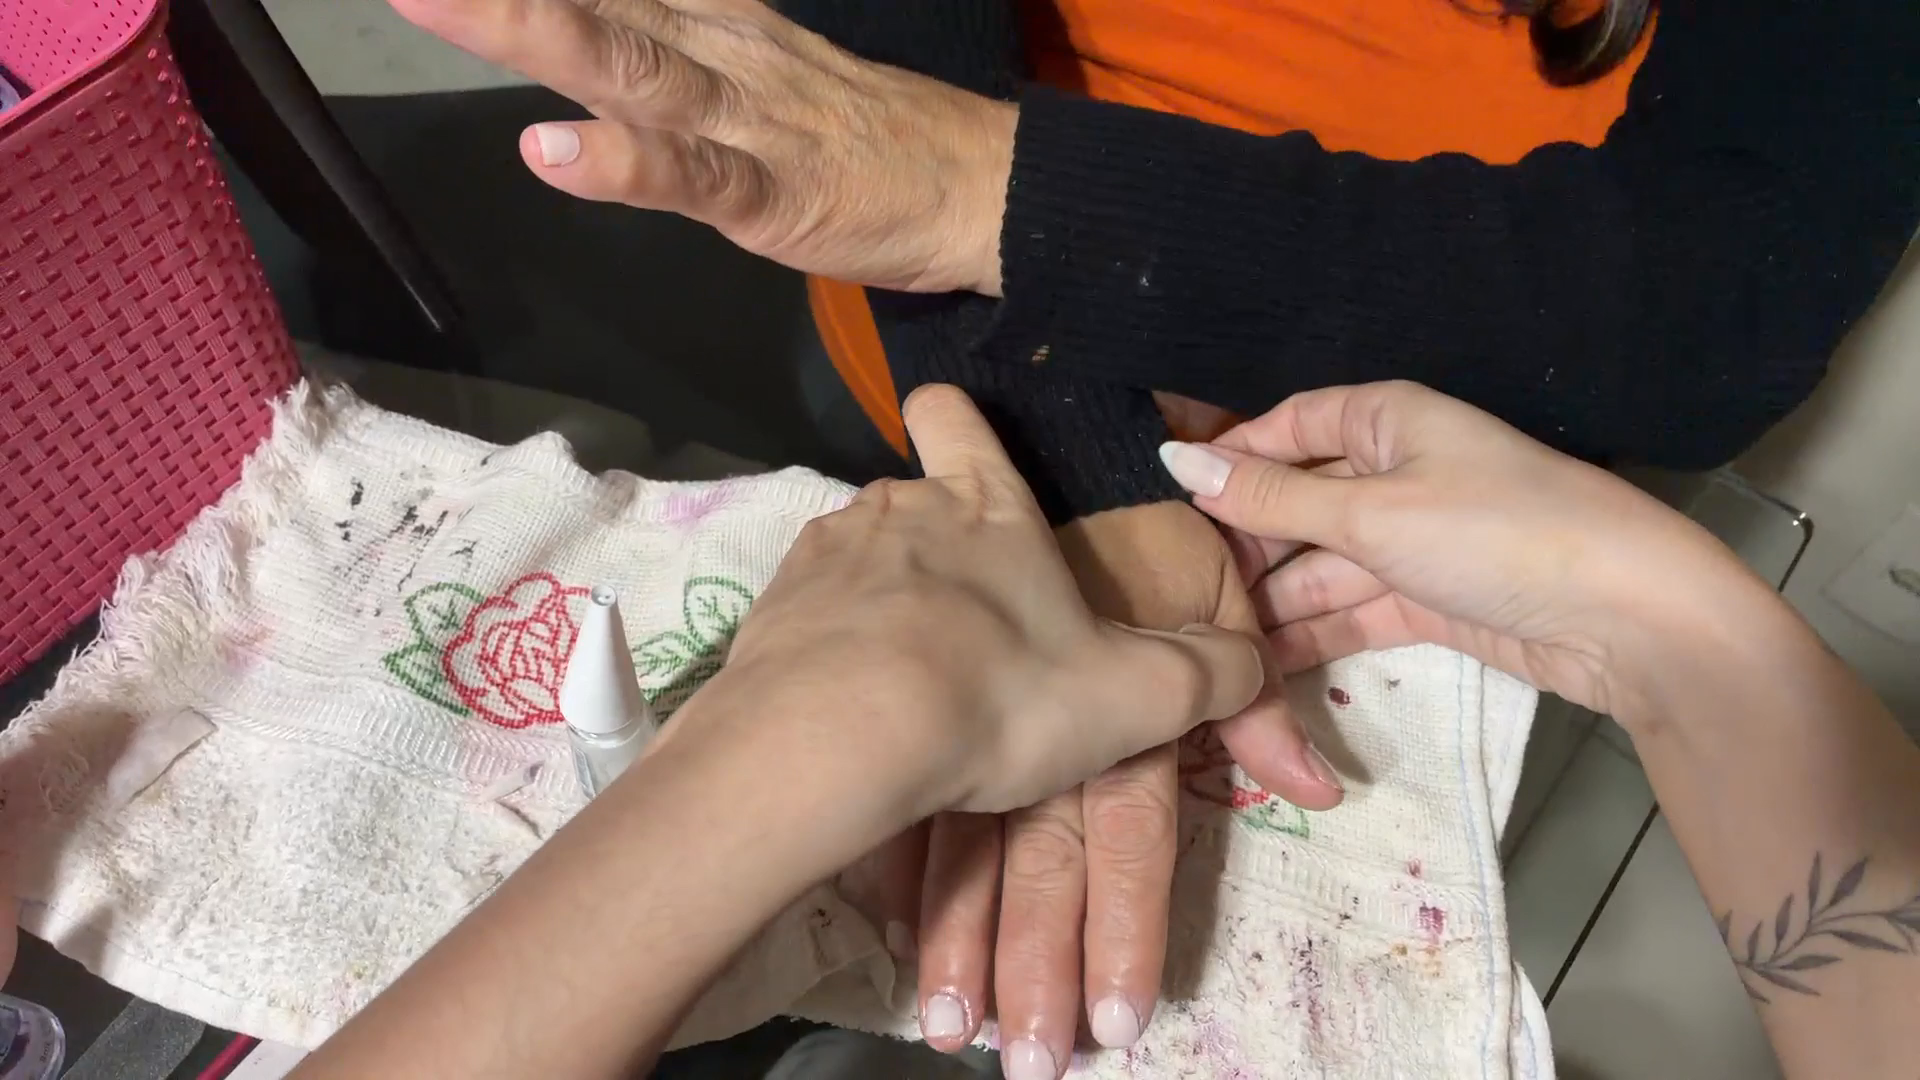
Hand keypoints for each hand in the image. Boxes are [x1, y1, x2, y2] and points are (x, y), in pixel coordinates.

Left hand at [390, 0, 1015, 294]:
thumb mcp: (782, 82)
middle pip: (600, 4)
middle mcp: (723, 58)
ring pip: (634, 71)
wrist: (976, 185)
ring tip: (432, 0)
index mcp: (723, 30)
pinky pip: (698, 179)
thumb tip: (626, 59)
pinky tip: (559, 154)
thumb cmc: (884, 145)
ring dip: (536, 33)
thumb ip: (704, 62)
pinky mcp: (779, 198)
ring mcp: (751, 128)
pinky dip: (629, 165)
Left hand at [712, 385, 1266, 828]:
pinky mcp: (774, 605)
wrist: (838, 740)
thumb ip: (1209, 673)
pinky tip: (853, 699)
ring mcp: (827, 551)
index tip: (955, 443)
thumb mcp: (1131, 696)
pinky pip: (813, 610)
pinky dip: (836, 644)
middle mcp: (898, 507)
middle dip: (943, 559)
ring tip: (908, 679)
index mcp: (983, 504)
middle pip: (917, 504)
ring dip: (888, 606)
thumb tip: (1254, 661)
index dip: (954, 418)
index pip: (953, 414)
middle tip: (969, 640)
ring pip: (864, 562)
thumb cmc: (999, 693)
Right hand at [841, 502, 1343, 1074]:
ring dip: (947, 918)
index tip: (1100, 1024)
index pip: (1122, 836)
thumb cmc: (1135, 515)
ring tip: (938, 1005)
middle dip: (1020, 956)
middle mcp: (1046, 723)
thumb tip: (1312, 793)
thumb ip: (1249, 694)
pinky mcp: (925, 681)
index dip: (1115, 929)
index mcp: (1120, 705)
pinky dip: (892, 836)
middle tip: (1002, 1050)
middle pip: (1032, 853)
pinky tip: (877, 907)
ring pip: (958, 823)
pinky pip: (904, 766)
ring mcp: (976, 702)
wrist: (1049, 445)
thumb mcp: (1216, 585)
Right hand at [1157, 380, 1754, 719]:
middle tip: (1183, 587)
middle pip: (1291, 502)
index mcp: (1382, 421)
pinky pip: (1344, 606)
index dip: (1226, 460)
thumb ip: (1267, 496)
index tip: (1167, 501)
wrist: (1635, 628)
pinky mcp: (1416, 596)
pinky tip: (1256, 664)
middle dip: (1243, 545)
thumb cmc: (1492, 535)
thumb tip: (1176, 461)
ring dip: (1269, 600)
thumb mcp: (1368, 512)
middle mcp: (1387, 472)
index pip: (1282, 428)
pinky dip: (1307, 632)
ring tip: (1209, 636)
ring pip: (1313, 562)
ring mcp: (1402, 539)